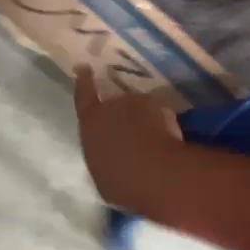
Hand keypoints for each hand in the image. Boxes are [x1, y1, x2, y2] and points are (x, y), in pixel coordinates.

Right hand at [74, 68, 185, 213]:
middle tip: (130, 137)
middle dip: (121, 116)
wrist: (159, 174)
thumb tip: (106, 153)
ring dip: (142, 121)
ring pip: (139, 109)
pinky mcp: (162, 107)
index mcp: (91, 122)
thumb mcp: (101, 174)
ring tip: (151, 143)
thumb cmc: (123, 182)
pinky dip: (161, 125)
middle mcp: (113, 105)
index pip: (83, 95)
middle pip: (115, 105)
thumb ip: (100, 155)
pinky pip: (158, 114)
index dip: (84, 81)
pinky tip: (166, 143)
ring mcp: (138, 103)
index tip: (84, 68)